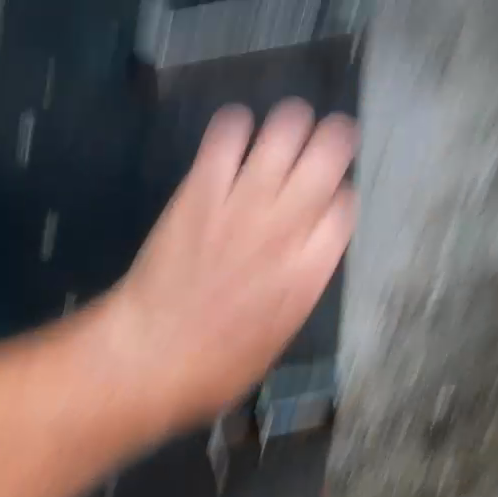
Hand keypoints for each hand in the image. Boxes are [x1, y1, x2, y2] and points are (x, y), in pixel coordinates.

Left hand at [96, 100, 357, 429]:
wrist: (152, 358)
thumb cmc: (213, 370)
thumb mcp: (273, 342)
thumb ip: (294, 292)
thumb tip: (296, 268)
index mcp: (309, 273)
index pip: (344, 206)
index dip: (337, 197)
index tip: (326, 199)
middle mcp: (286, 227)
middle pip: (330, 152)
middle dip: (330, 140)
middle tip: (319, 142)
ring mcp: (243, 202)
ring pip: (286, 128)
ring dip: (288, 124)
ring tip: (277, 135)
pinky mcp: (201, 189)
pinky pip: (228, 131)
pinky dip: (233, 126)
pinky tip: (231, 139)